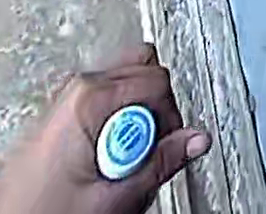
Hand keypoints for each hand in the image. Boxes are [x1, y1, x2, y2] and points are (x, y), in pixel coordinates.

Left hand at [0, 44, 210, 213]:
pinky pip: (111, 97)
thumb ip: (159, 163)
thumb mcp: (112, 198)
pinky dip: (120, 121)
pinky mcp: (69, 109)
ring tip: (124, 160)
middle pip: (144, 67)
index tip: (165, 149)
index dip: (170, 117)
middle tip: (148, 152)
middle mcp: (81, 85)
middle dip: (156, 108)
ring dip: (138, 115)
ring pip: (129, 79)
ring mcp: (73, 95)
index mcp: (91, 97)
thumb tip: (196, 139)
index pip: (156, 81)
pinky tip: (108, 158)